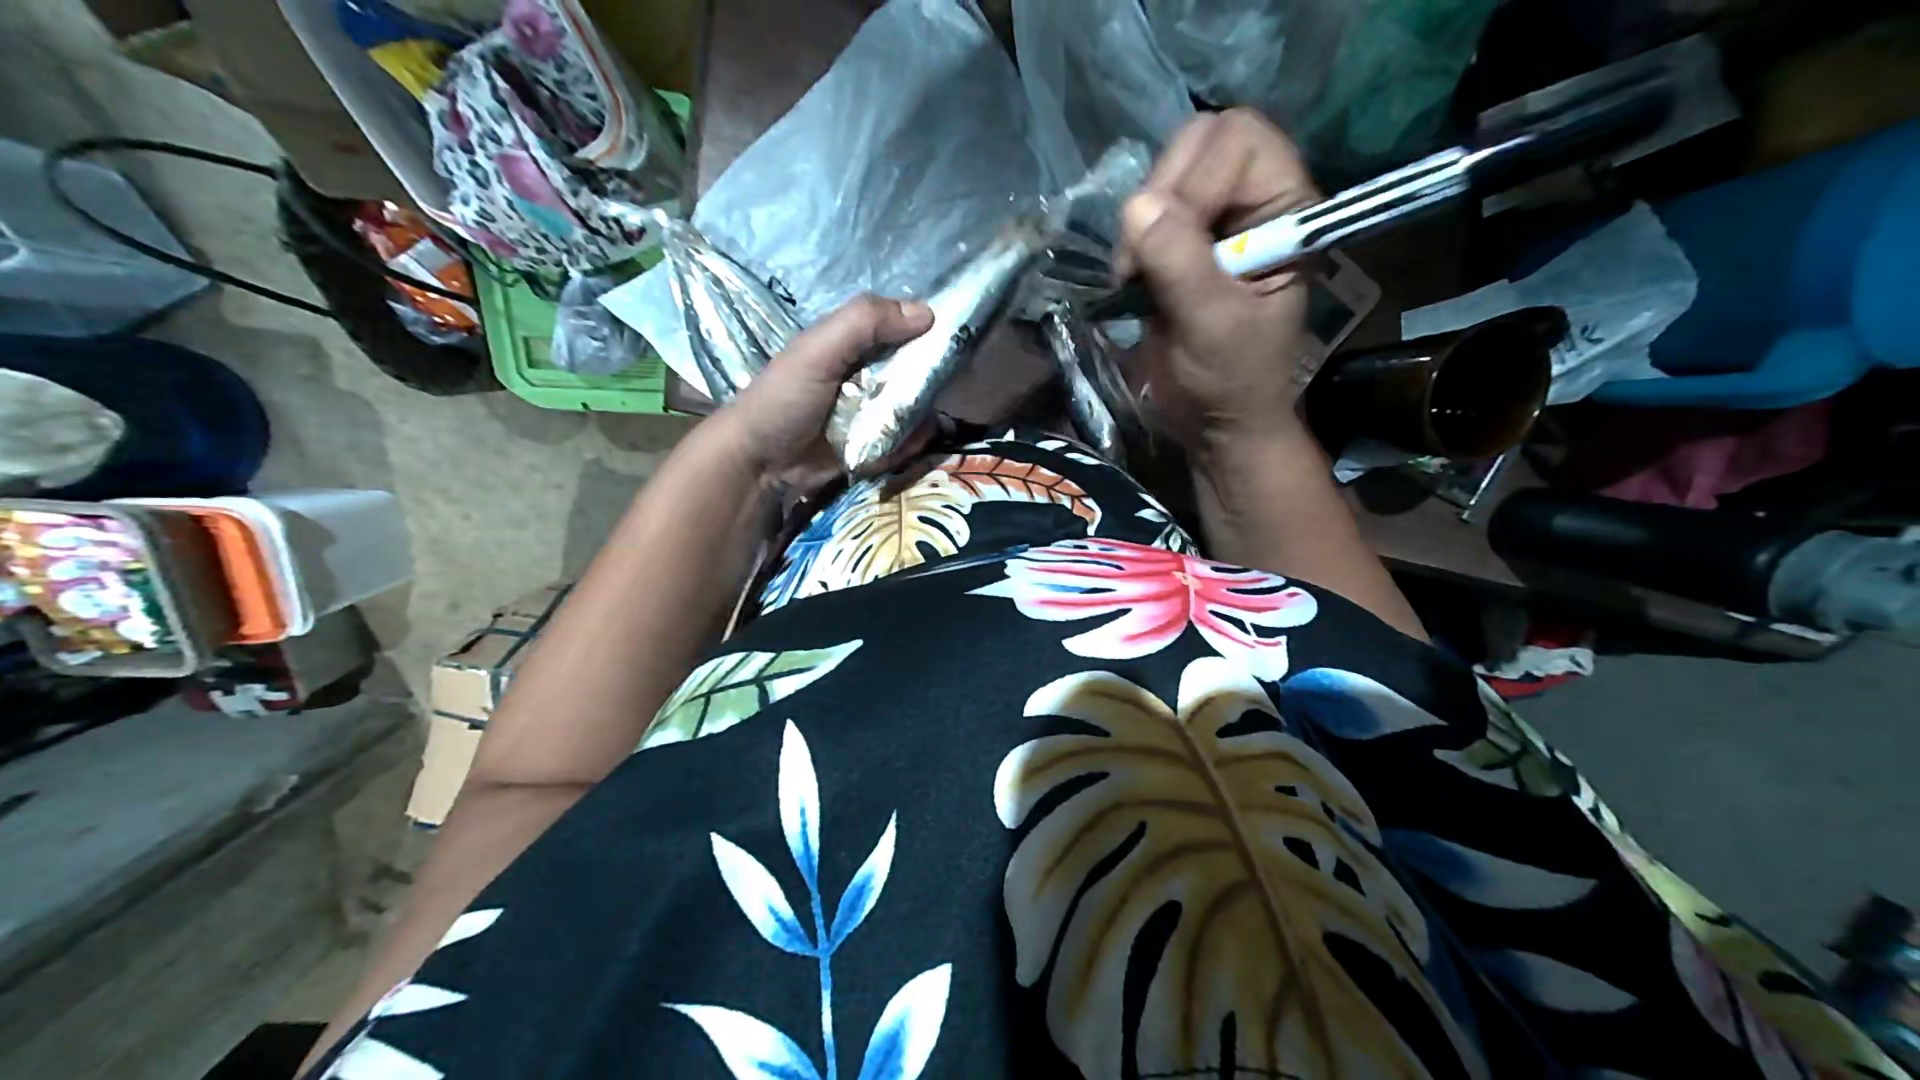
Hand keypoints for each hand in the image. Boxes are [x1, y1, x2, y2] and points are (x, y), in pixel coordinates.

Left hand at [710, 294, 932, 491]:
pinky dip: (907, 447)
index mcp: (858, 342)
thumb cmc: (784, 398)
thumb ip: (864, 323)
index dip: (934, 334)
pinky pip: (908, 441)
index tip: (957, 345)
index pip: (908, 328)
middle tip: (925, 399)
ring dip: (920, 422)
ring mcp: (875, 411)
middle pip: (922, 372)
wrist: (759, 463)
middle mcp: (872, 372)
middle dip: (930, 386)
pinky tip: (893, 452)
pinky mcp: (877, 445)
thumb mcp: (818, 350)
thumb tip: (927, 312)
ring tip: (907, 432)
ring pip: (920, 409)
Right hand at [1116, 109, 1321, 453]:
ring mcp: (1211, 219)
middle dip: (1162, 194)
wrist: (1214, 421)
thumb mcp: (1213, 325)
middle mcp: (1250, 201)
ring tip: (1134, 275)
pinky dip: (1129, 239)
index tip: (1171, 246)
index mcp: (1284, 209)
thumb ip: (1181, 264)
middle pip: (1199, 140)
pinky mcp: (1175, 242)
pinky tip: (1129, 277)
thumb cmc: (1232, 378)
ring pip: (1165, 173)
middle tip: (1144, 257)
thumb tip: (1137, 206)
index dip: (1198, 181)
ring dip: (1139, 221)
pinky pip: (1145, 210)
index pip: (1240, 141)